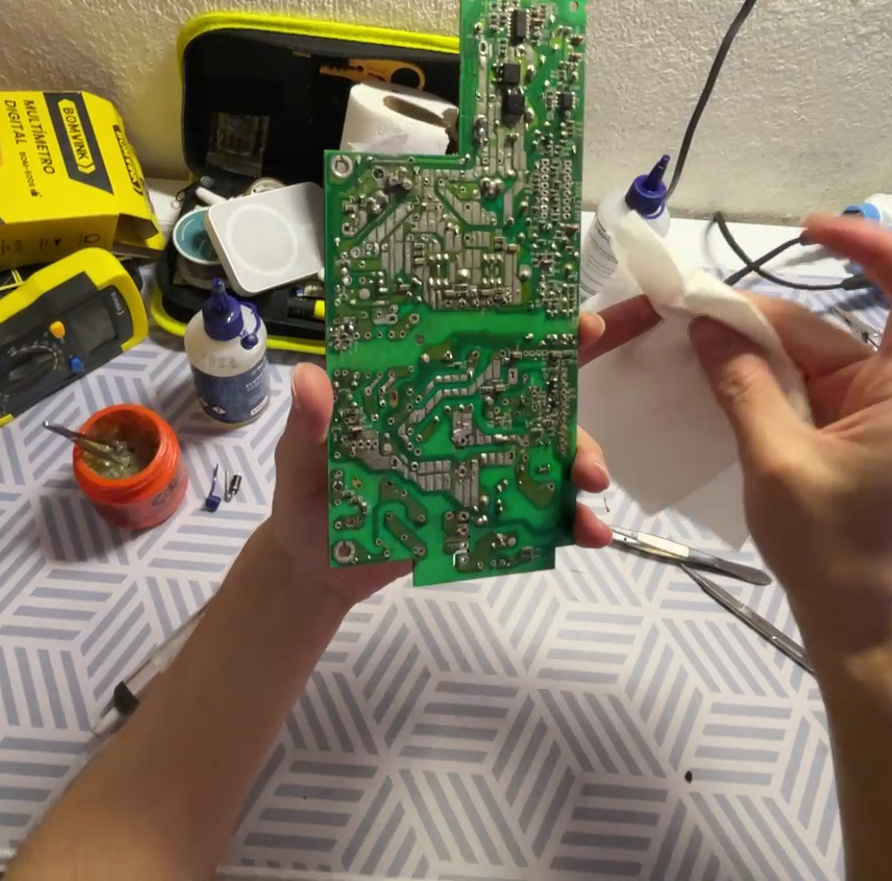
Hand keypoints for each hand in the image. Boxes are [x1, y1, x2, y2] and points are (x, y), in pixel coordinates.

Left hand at [259, 312, 633, 610]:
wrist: (316, 567)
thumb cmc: (309, 496)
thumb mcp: (301, 454)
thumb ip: (310, 422)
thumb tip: (311, 376)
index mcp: (422, 394)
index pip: (477, 354)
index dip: (530, 334)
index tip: (579, 324)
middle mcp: (460, 424)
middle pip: (530, 404)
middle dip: (572, 410)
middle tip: (588, 437)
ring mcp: (478, 471)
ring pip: (545, 458)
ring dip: (580, 466)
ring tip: (591, 492)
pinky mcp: (483, 517)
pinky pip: (536, 514)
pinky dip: (567, 522)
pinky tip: (585, 534)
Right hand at [686, 214, 891, 653]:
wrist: (850, 616)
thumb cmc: (829, 546)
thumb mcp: (776, 461)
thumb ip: (742, 387)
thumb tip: (706, 327)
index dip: (876, 250)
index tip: (810, 233)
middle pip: (833, 328)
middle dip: (765, 317)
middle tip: (696, 312)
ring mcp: (869, 413)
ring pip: (809, 356)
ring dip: (753, 347)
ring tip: (694, 339)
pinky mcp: (844, 432)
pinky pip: (800, 385)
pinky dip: (759, 375)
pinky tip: (715, 371)